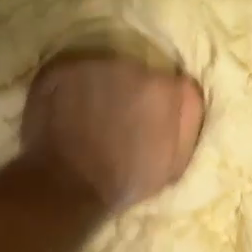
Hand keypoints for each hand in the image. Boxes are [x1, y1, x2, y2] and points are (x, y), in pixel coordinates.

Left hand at [20, 54, 204, 210]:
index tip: (150, 125)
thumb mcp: (173, 163)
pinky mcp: (63, 67)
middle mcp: (132, 66)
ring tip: (90, 118)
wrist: (66, 186)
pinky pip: (74, 73)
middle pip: (137, 75)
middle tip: (118, 122)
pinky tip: (66, 112)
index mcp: (164, 87)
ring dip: (101, 90)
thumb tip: (185, 95)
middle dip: (130, 94)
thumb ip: (187, 122)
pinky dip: (72, 89)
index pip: (172, 85)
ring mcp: (95, 64)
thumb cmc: (123, 181)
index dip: (161, 106)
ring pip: (105, 72)